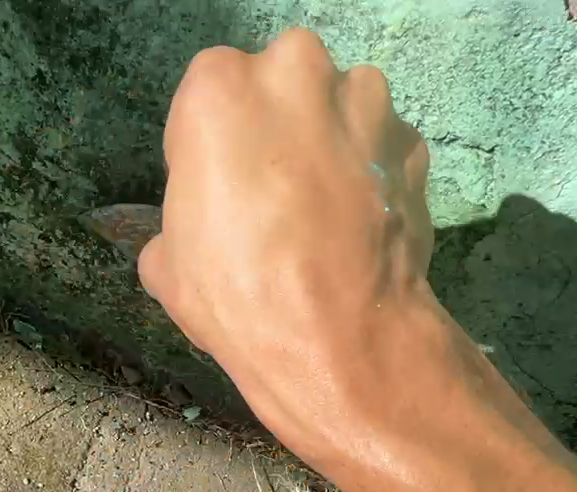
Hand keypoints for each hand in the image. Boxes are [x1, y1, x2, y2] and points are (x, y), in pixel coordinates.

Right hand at [139, 30, 463, 483]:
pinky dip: (365, 176)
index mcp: (219, 91)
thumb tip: (189, 234)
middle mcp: (296, 70)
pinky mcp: (411, 140)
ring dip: (322, 147)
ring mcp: (365, 100)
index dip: (205, 150)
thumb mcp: (165, 266)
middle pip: (275, 88)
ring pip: (333, 110)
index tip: (211, 192)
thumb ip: (176, 224)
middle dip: (270, 131)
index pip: (204, 98)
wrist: (334, 336)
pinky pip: (375, 149)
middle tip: (264, 199)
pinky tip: (352, 229)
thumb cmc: (233, 293)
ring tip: (314, 219)